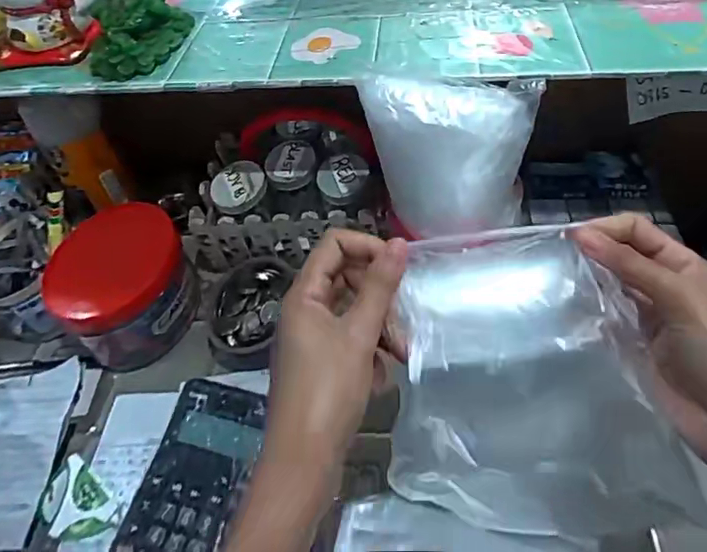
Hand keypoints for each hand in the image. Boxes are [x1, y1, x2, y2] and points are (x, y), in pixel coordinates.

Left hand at [227, 231, 405, 551]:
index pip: (334, 244)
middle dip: (379, 295)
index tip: (397, 264)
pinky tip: (381, 375)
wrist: (303, 463)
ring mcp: (312, 337)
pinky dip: (369, 350)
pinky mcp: (321, 363)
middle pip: (347, 277)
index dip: (367, 246)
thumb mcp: (360, 334)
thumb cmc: (328, 391)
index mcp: (304, 294)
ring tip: (400, 353)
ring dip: (379, 326)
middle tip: (402, 319)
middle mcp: (305, 310)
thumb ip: (380, 286)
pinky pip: (350, 339)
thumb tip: (398, 243)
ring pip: (352, 311)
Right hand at [572, 214, 706, 469]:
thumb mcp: (679, 298)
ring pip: (611, 286)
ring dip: (589, 280)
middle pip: (621, 255)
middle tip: (558, 257)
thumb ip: (629, 266)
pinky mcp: (637, 349)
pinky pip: (608, 320)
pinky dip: (591, 312)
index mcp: (681, 265)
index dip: (606, 228)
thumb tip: (579, 234)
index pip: (636, 231)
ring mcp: (650, 318)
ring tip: (559, 281)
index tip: (572, 238)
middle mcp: (664, 285)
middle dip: (593, 251)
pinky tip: (572, 312)